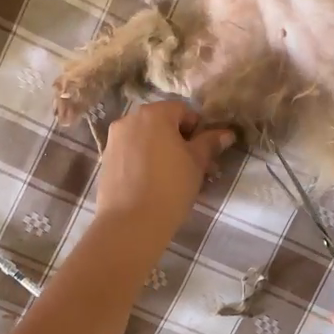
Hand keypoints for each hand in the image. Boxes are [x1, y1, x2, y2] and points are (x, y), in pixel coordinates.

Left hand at [93, 100, 234, 243]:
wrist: (131, 222)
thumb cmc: (170, 187)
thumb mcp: (197, 164)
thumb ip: (210, 143)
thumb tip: (227, 133)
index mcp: (154, 114)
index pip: (183, 111)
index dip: (198, 130)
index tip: (205, 153)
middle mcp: (130, 119)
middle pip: (162, 123)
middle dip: (179, 141)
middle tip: (193, 167)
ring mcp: (114, 140)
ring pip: (145, 139)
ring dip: (162, 151)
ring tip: (173, 178)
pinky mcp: (106, 160)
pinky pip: (131, 153)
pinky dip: (144, 162)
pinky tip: (152, 184)